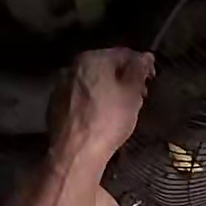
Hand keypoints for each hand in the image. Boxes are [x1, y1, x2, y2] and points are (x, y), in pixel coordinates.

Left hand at [51, 47, 155, 164]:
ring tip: (120, 109)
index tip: (151, 80)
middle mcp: (72, 67)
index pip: (124, 53)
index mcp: (92, 58)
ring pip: (91, 83)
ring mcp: (60, 87)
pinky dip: (92, 103)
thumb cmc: (108, 120)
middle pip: (105, 67)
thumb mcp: (132, 94)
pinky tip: (100, 118)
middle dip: (123, 78)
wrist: (76, 151)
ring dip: (107, 90)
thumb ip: (139, 70)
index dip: (142, 65)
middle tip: (138, 96)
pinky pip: (79, 99)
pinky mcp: (55, 106)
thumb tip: (145, 56)